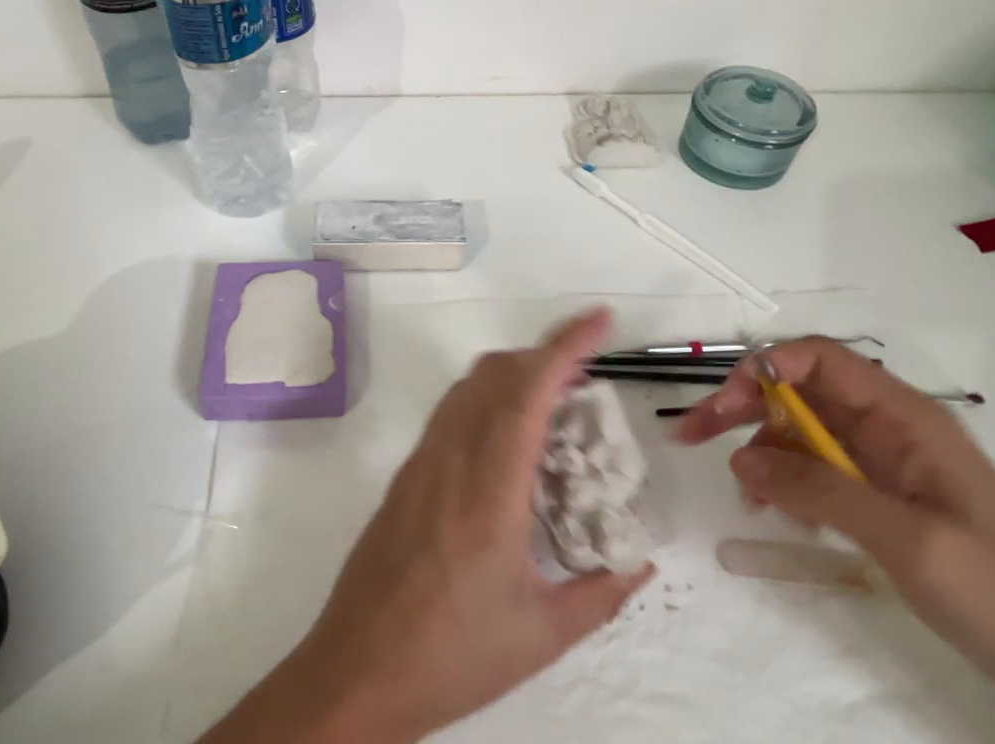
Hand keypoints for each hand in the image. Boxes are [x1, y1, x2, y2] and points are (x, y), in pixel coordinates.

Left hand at [199, 308, 653, 743]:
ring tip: (553, 408)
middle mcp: (448, 462)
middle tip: (586, 379)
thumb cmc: (451, 656)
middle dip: (542, 356)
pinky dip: (485, 405)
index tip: (598, 321)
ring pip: (465, 390)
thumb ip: (600, 593)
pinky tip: (508, 450)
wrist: (356, 673)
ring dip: (510, 377)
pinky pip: (448, 418)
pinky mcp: (402, 482)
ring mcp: (418, 468)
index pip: (527, 393)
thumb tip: (639, 564)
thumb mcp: (541, 634)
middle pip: (493, 375)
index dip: (565, 347)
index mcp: (489, 492)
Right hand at [679, 338, 994, 743]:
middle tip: (695, 440)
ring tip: (746, 498)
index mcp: (907, 418)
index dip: (764, 369)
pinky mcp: (885, 501)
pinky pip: (819, 473)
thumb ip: (821, 492)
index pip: (821, 360)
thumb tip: (741, 459)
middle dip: (745, 406)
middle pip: (802, 392)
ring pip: (804, 433)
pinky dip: (786, 484)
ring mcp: (889, 467)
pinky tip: (779, 516)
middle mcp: (893, 430)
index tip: (723, 409)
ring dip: (763, 452)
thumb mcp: (909, 541)